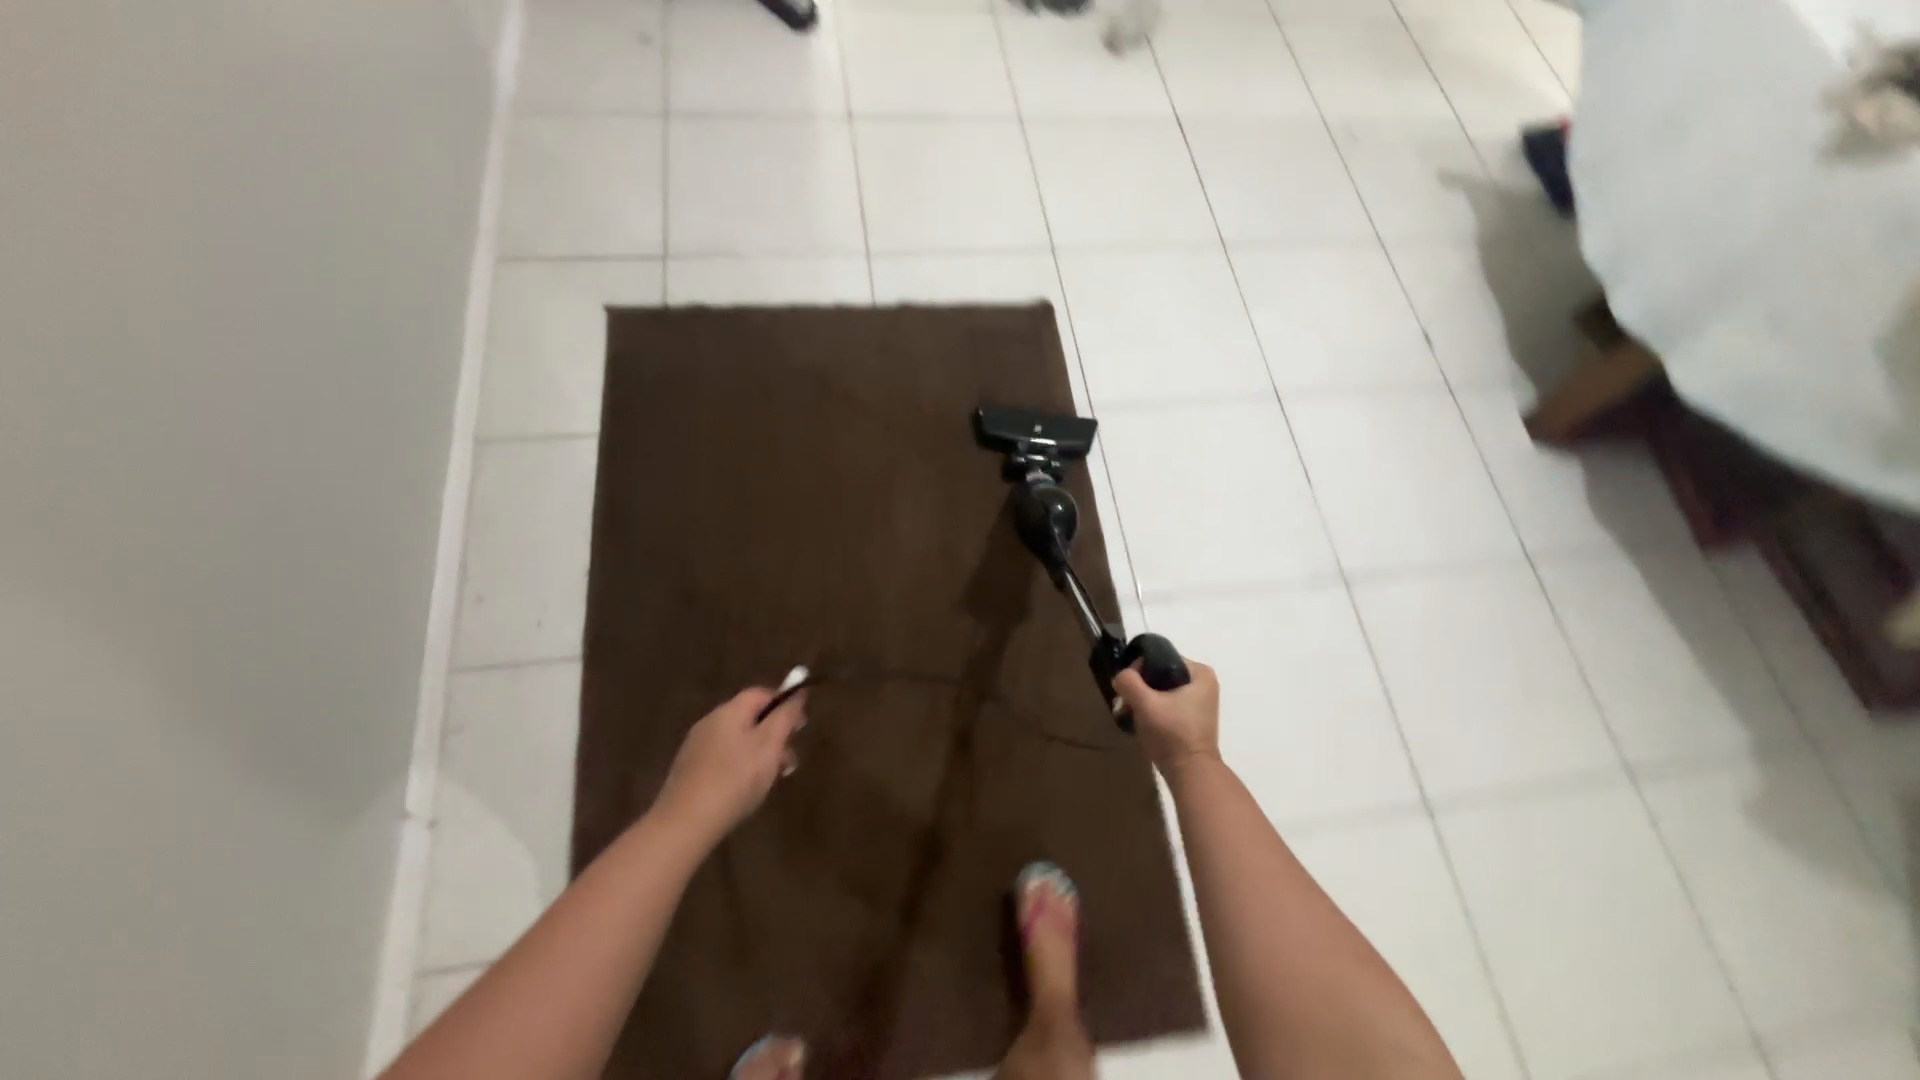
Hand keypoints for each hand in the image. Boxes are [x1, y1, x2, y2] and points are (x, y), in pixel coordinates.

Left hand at [654, 686, 806, 844]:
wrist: (685, 823)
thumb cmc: (734, 780)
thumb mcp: (769, 745)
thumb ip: (785, 716)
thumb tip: (798, 692)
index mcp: (728, 712)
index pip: (761, 693)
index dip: (784, 703)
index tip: (800, 726)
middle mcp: (709, 723)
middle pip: (750, 718)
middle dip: (774, 734)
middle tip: (789, 760)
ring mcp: (696, 747)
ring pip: (738, 741)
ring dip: (760, 754)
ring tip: (772, 779)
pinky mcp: (690, 771)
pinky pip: (724, 759)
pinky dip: (741, 767)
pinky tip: (746, 790)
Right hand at [1114, 659, 1220, 776]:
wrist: (1190, 772)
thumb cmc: (1172, 734)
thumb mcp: (1145, 704)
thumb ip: (1129, 682)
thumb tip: (1121, 677)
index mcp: (1200, 673)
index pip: (1160, 658)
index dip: (1138, 669)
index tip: (1126, 688)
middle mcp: (1203, 684)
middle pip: (1160, 675)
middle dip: (1140, 688)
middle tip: (1125, 704)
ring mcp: (1199, 702)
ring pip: (1162, 691)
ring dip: (1144, 701)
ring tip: (1130, 714)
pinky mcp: (1192, 718)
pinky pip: (1167, 704)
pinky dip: (1153, 710)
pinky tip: (1141, 723)